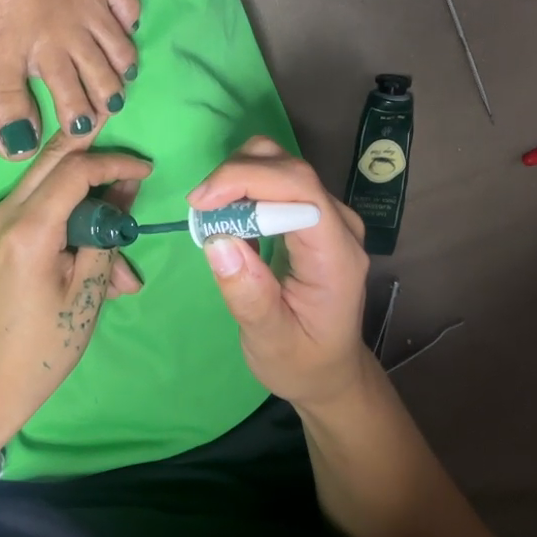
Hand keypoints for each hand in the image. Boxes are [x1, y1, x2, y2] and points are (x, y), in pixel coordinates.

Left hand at [0, 131, 150, 452]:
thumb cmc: (42, 349)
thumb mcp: (86, 294)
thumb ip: (106, 235)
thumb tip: (125, 190)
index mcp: (26, 230)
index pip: (74, 170)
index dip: (114, 163)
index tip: (146, 171)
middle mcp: (1, 213)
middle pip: (53, 159)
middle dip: (96, 156)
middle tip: (132, 168)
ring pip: (46, 181)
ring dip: (86, 200)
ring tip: (118, 262)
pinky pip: (36, 204)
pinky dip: (67, 216)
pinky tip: (93, 258)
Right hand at [188, 136, 371, 409]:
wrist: (329, 372)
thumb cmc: (302, 362)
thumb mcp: (270, 342)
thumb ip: (248, 295)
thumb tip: (218, 241)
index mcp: (335, 255)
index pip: (298, 188)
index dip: (246, 180)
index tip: (200, 203)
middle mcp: (338, 224)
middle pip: (288, 168)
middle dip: (235, 176)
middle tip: (198, 211)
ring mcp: (327, 215)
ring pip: (279, 164)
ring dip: (236, 177)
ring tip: (211, 216)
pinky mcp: (311, 213)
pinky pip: (275, 179)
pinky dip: (242, 185)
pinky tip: (228, 219)